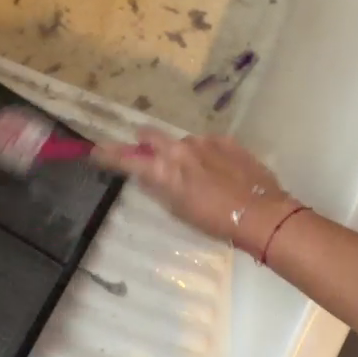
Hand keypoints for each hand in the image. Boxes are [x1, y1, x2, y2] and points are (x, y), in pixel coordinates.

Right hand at [92, 128, 298, 253]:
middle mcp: (179, 149)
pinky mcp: (226, 141)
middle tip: (146, 152)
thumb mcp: (179, 210)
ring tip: (196, 173)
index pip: (126, 159)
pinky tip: (218, 170)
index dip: (108, 154)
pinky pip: (207, 144)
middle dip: (143, 141)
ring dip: (181, 152)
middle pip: (149, 135)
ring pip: (181, 142)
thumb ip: (158, 188)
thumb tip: (145, 175)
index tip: (94, 151)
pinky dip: (206, 154)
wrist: (262, 214)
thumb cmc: (215, 221)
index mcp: (164, 170)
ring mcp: (204, 142)